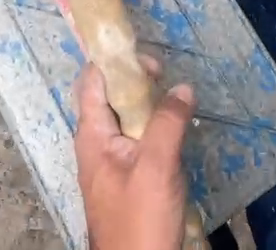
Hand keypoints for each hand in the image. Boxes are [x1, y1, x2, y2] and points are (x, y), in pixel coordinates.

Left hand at [74, 63, 196, 249]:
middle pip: (109, 96)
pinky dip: (152, 127)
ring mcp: (110, 162)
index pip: (93, 80)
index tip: (147, 57)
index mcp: (92, 135)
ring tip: (174, 99)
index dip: (115, 60)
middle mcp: (96, 143)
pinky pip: (135, 139)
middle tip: (165, 78)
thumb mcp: (157, 166)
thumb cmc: (140, 220)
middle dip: (136, 81)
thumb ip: (168, 121)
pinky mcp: (125, 179)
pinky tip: (173, 130)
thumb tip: (183, 88)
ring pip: (125, 118)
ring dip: (147, 104)